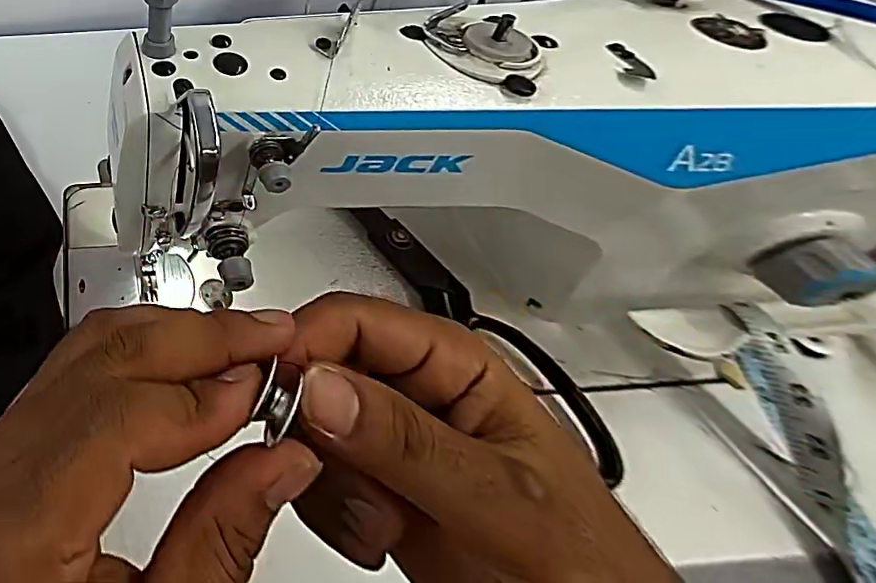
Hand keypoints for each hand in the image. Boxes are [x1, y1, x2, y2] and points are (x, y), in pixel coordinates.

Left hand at [0, 306, 323, 581]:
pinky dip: (142, 351)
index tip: (262, 384)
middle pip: (105, 356)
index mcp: (21, 516)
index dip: (199, 391)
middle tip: (265, 337)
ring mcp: (6, 438)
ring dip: (171, 334)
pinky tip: (186, 362)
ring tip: (237, 344)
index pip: (118, 412)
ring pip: (92, 344)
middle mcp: (4, 459)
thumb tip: (280, 463)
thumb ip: (218, 542)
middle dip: (196, 338)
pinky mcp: (18, 432)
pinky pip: (80, 363)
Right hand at [279, 293, 677, 582]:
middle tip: (328, 469)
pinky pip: (306, 465)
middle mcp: (407, 389)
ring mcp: (383, 435)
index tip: (277, 388)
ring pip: (301, 418)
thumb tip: (321, 385)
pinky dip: (321, 503)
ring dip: (321, 474)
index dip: (303, 344)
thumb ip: (413, 444)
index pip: (347, 318)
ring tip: (375, 519)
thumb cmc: (597, 578)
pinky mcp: (367, 478)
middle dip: (309, 424)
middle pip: (312, 365)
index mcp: (448, 361)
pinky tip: (372, 533)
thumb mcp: (508, 507)